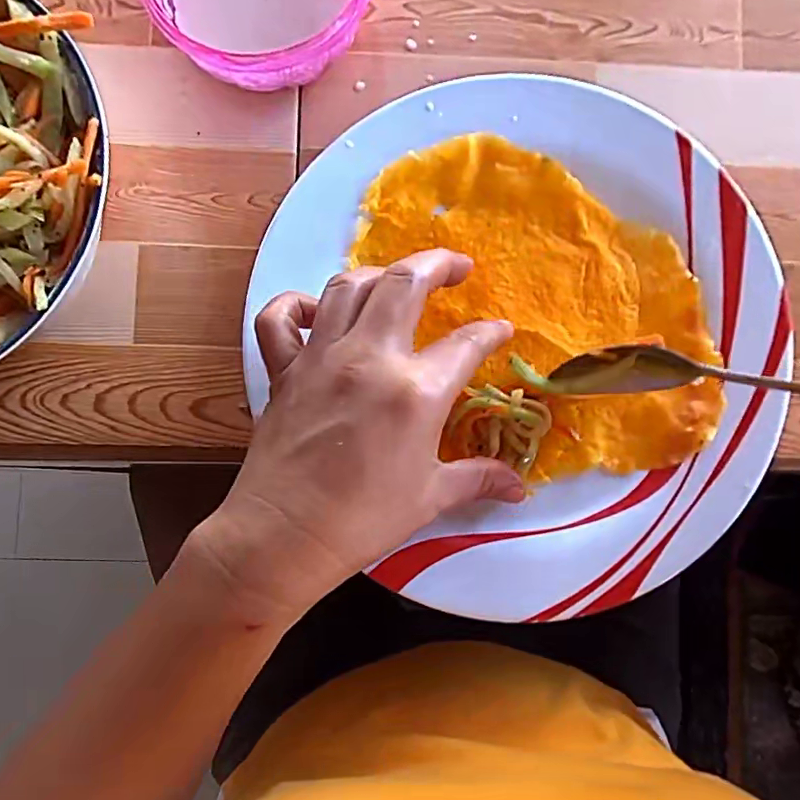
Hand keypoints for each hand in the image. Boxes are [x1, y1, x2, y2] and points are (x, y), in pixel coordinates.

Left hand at [190, 249, 523, 623]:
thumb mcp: (431, 497)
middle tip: (456, 268)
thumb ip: (477, 479)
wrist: (285, 536)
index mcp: (416, 391)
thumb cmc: (364, 520)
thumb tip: (518, 487)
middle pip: (405, 283)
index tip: (501, 330)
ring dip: (377, 275)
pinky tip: (316, 313)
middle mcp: (369, 359)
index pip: (466, 344)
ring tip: (396, 283)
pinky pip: (281, 319)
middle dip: (437, 264)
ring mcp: (321, 359)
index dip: (491, 332)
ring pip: (347, 287)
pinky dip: (298, 306)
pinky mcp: (284, 370)